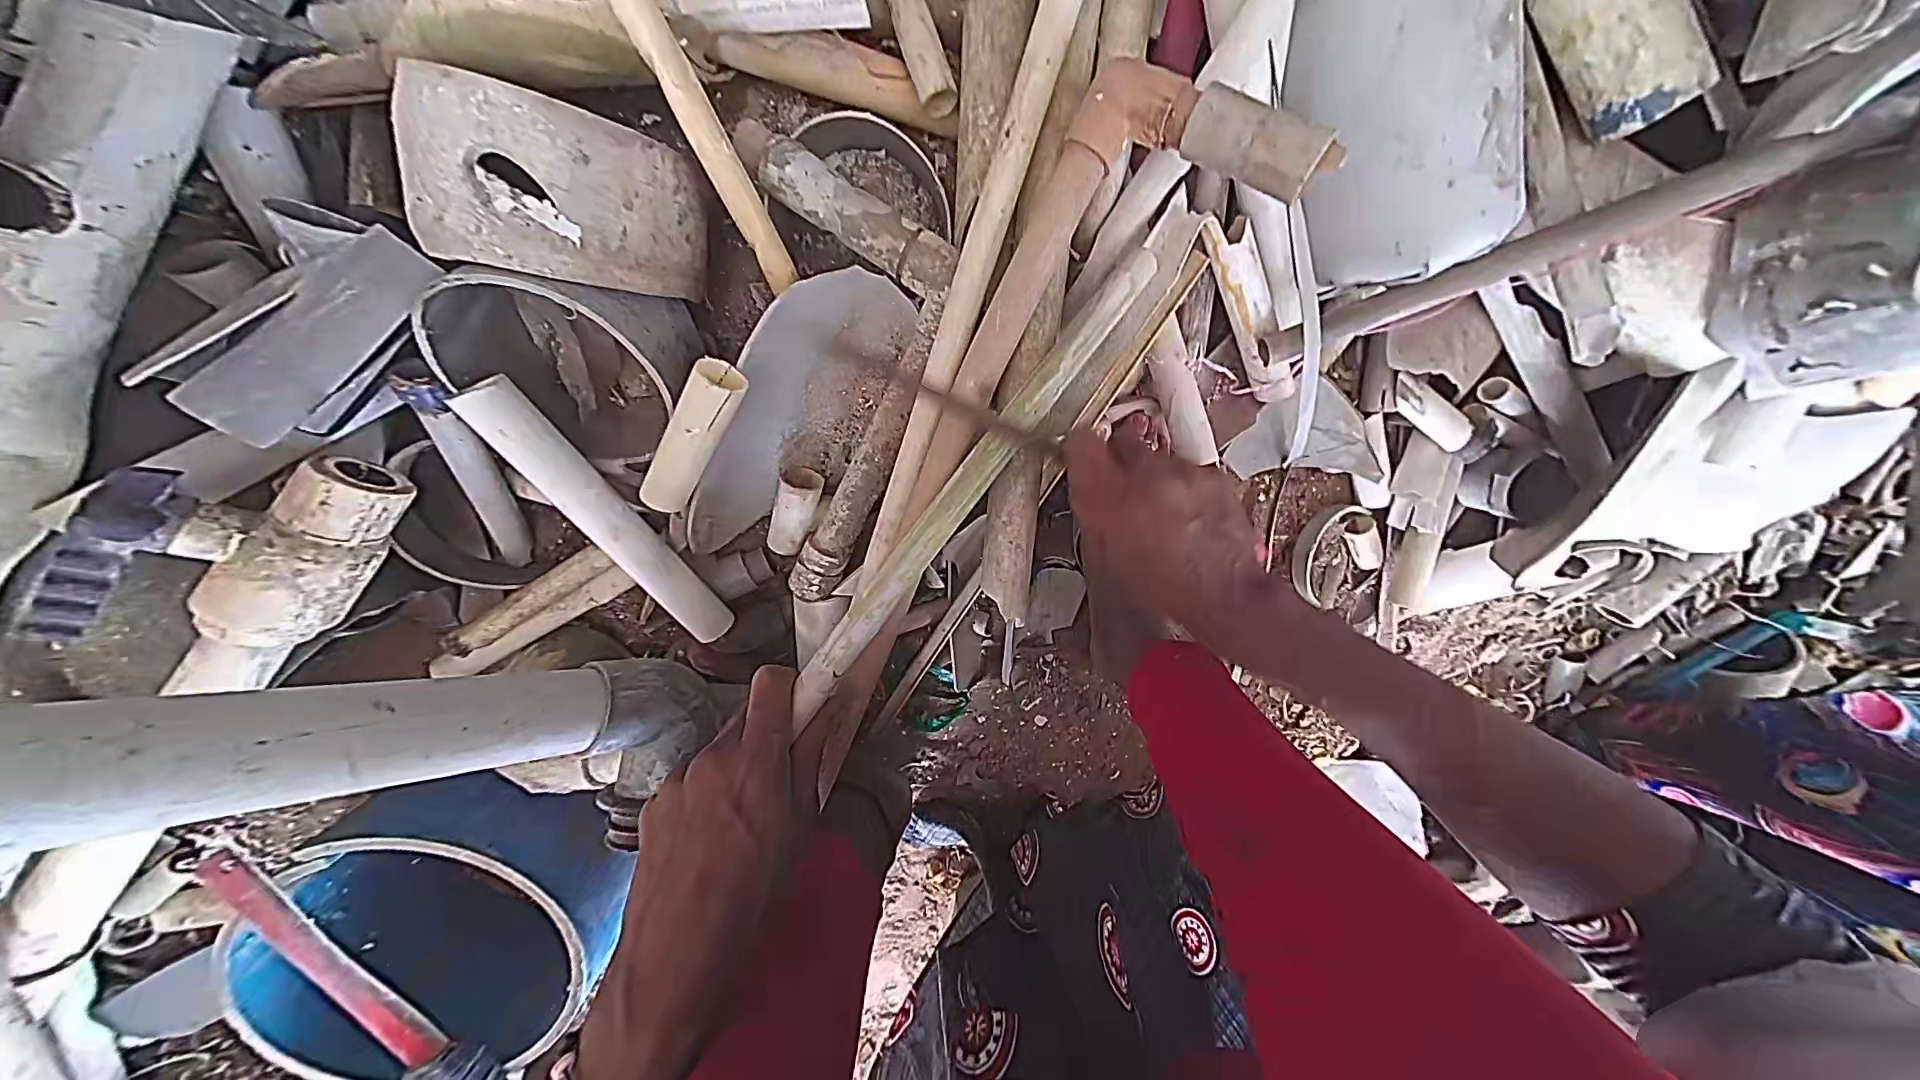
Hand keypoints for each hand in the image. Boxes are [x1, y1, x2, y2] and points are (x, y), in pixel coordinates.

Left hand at [579, 666, 828, 1079]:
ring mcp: (678, 778)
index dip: (790, 685)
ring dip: (735, 768)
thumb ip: (810, 757)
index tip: (802, 701)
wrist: (678, 951)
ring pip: (719, 751)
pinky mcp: (656, 800)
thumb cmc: (751, 893)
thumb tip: (824, 714)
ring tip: (743, 820)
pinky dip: (706, 794)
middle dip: (766, 735)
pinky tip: (712, 838)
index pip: (770, 683)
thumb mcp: (800, 822)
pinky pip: (692, 779)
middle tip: (779, 774)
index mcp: (754, 759)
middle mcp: (711, 757)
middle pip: (745, 718)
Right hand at [1066, 417, 1294, 654]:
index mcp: (1112, 501)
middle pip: (1125, 440)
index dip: (1082, 448)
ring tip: (1163, 507)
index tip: (1084, 451)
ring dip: (1156, 474)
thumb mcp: (1113, 554)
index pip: (1084, 446)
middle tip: (1124, 479)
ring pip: (1159, 455)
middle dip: (1122, 456)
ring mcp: (1183, 473)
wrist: (1225, 593)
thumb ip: (1097, 512)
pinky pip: (1188, 469)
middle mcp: (1147, 478)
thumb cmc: (1169, 586)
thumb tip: (1088, 486)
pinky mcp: (1213, 475)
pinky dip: (1185, 484)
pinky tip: (1189, 513)